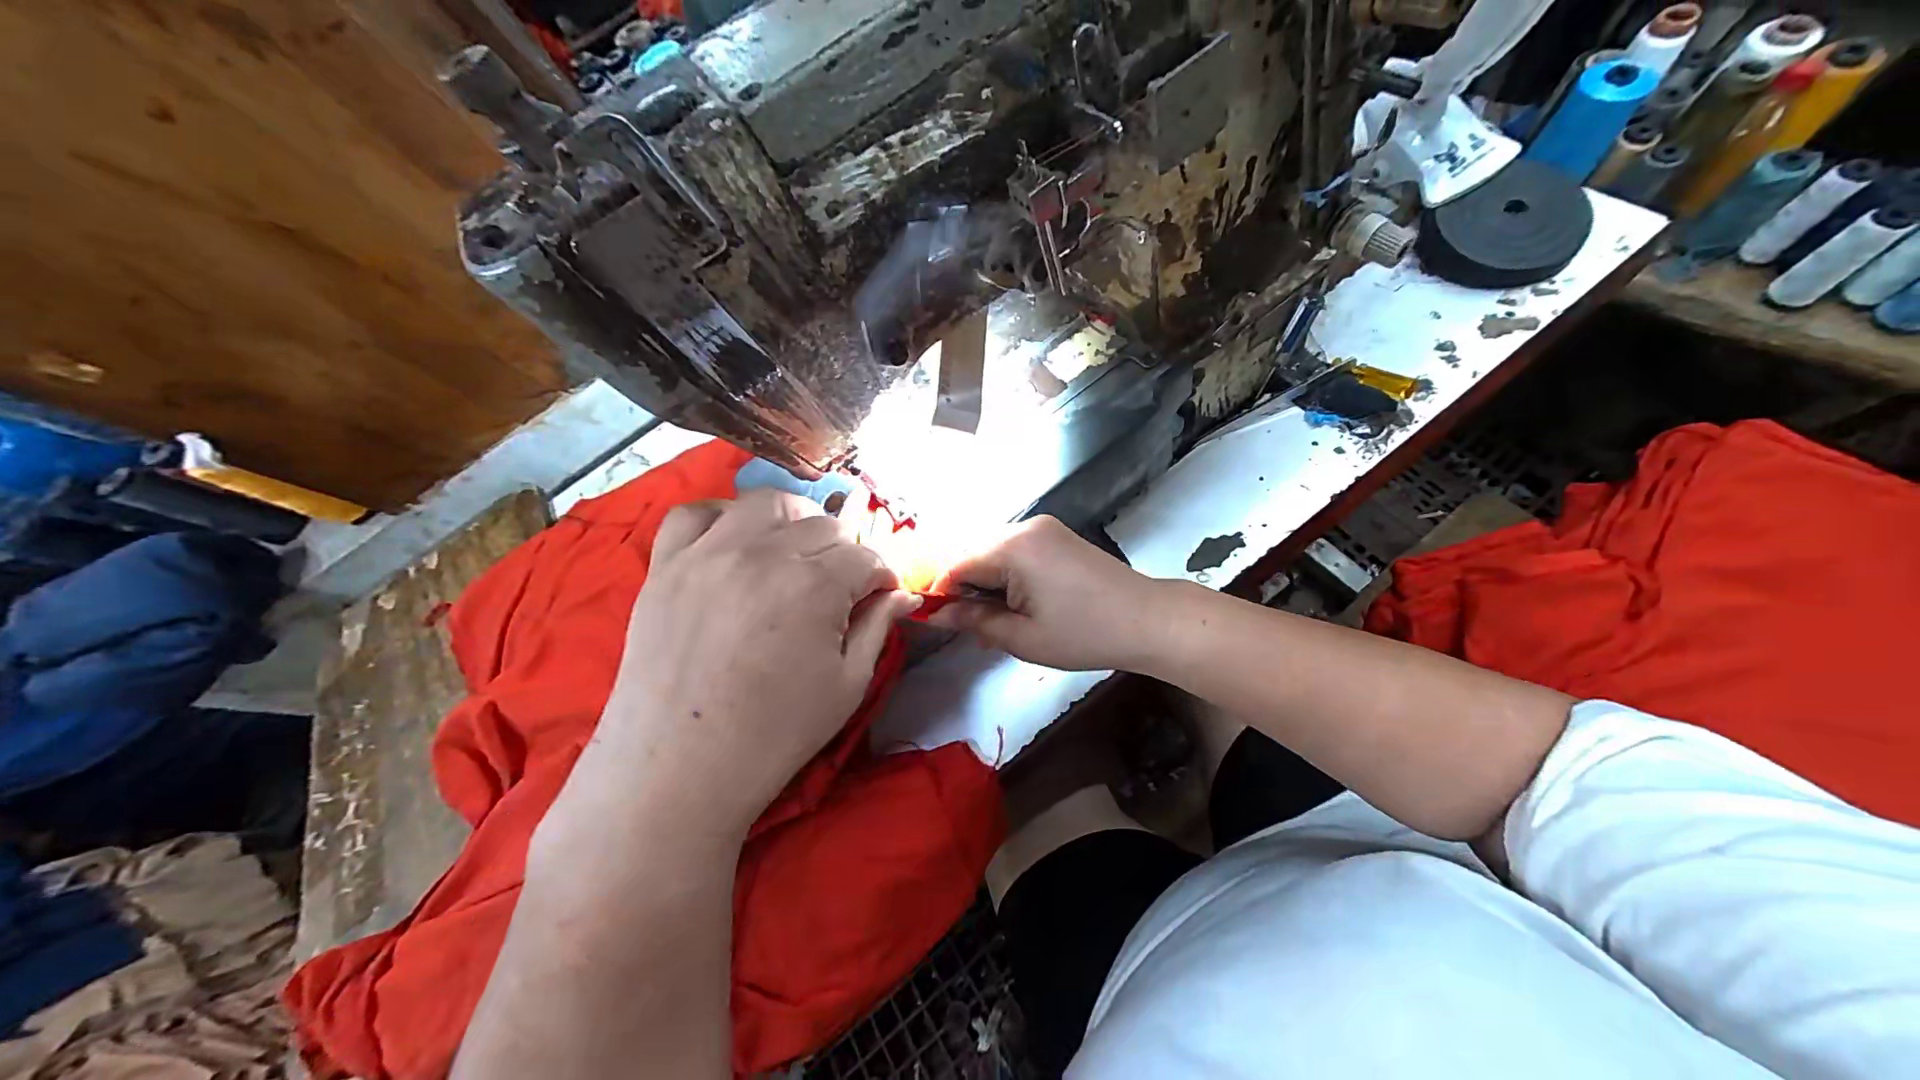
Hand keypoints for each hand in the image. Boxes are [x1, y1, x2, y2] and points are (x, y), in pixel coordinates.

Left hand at [556, 490, 921, 843]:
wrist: (678, 769)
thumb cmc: (774, 736)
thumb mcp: (846, 687)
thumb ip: (877, 628)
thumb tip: (902, 594)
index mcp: (815, 586)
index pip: (865, 557)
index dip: (881, 576)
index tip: (879, 595)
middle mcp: (763, 554)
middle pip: (823, 525)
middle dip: (844, 551)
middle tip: (839, 585)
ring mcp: (708, 554)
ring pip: (765, 503)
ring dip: (792, 520)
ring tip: (793, 551)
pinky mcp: (665, 565)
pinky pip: (694, 513)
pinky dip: (720, 518)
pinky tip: (733, 543)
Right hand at [927, 516, 1161, 671]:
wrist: (1148, 620)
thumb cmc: (1085, 633)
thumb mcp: (1022, 637)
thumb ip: (973, 621)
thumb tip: (936, 614)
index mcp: (1013, 548)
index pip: (956, 566)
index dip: (938, 593)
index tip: (928, 619)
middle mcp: (1024, 527)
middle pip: (973, 555)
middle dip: (962, 588)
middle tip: (963, 626)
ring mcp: (1043, 528)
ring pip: (992, 553)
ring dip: (983, 583)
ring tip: (990, 620)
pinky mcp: (1056, 535)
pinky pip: (1014, 551)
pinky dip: (1004, 575)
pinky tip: (1011, 603)